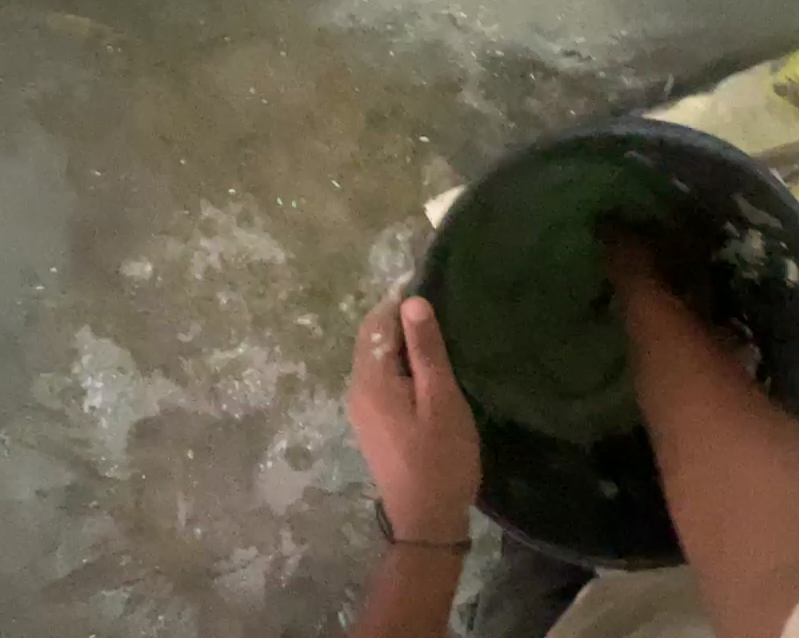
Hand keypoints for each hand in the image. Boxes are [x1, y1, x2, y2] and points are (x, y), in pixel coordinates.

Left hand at [348, 296, 480, 543]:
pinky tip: (426, 360)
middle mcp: (358, 388)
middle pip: (372, 337)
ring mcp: (362, 406)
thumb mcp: (441, 398)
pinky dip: (399, 358)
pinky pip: (381, 374)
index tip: (427, 278)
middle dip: (398, 314)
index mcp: (371, 379)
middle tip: (436, 298)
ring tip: (436, 324)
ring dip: (400, 336)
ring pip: (376, 356)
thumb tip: (412, 301)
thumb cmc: (440, 456)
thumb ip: (426, 349)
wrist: (426, 521)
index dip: (399, 298)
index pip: (376, 323)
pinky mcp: (373, 420)